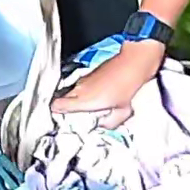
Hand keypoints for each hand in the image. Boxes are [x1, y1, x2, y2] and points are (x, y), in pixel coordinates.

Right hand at [49, 39, 166, 125]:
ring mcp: (83, 80)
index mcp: (84, 100)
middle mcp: (80, 89)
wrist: (133, 63)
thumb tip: (103, 125)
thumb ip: (110, 122)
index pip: (56, 105)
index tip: (62, 117)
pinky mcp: (89, 75)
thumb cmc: (128, 85)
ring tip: (91, 104)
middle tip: (77, 114)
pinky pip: (81, 86)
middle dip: (66, 107)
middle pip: (61, 99)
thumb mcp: (123, 111)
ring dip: (77, 99)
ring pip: (72, 93)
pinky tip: (99, 94)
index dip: (56, 112)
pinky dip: (86, 91)